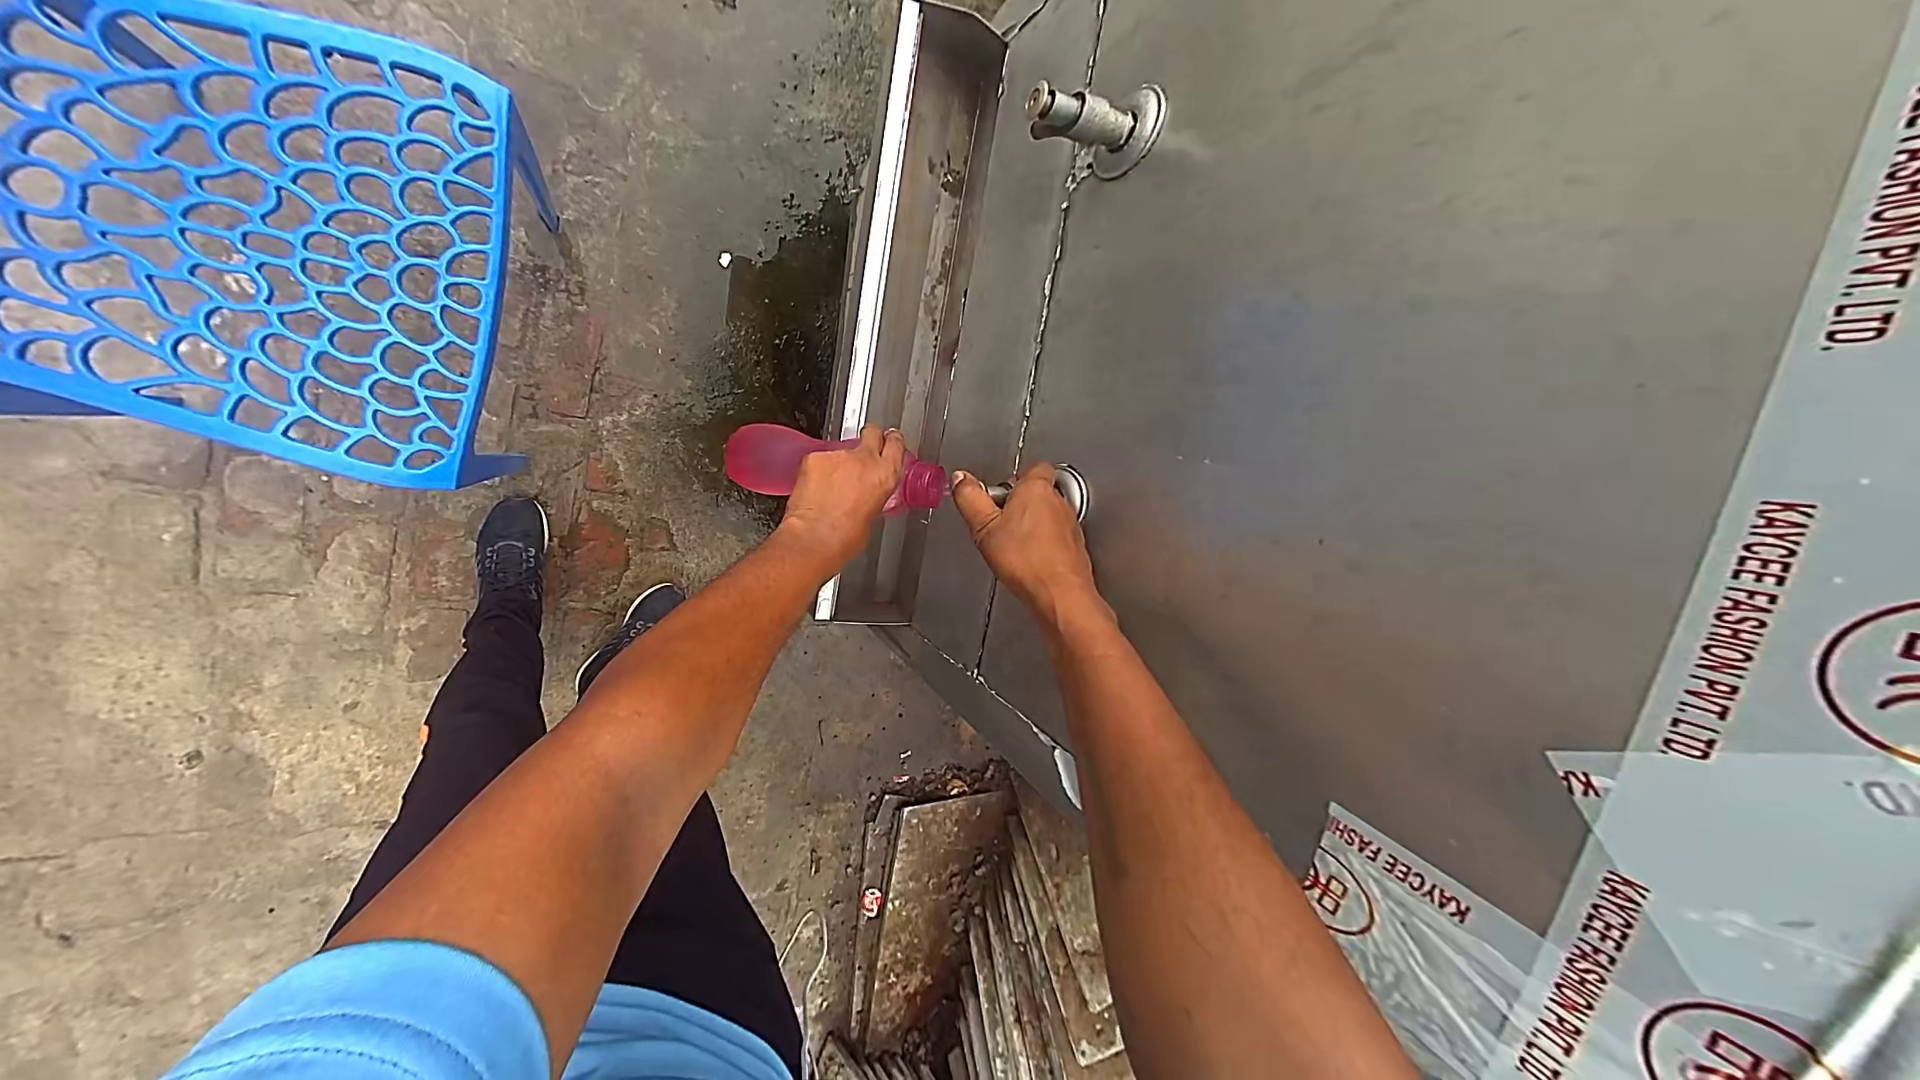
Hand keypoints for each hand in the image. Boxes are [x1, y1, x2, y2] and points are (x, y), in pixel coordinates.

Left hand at [776, 425, 905, 573]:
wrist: (814, 539)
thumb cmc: (844, 537)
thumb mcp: (874, 516)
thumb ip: (875, 496)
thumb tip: (868, 496)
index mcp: (885, 474)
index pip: (895, 443)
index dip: (891, 442)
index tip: (889, 443)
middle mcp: (864, 459)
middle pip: (872, 432)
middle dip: (869, 438)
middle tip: (863, 454)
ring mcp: (838, 455)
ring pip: (841, 450)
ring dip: (838, 464)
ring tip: (831, 488)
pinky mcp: (815, 457)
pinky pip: (819, 459)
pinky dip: (818, 471)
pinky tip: (816, 489)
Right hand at [953, 464, 1110, 630]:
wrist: (1059, 593)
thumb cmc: (1027, 560)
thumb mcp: (984, 527)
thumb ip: (970, 499)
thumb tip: (961, 479)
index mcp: (1036, 488)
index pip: (1031, 468)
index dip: (1013, 480)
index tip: (996, 496)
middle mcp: (1058, 501)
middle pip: (1037, 493)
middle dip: (1018, 505)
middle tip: (998, 523)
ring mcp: (1069, 524)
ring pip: (1046, 516)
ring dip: (1030, 527)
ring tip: (1012, 546)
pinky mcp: (1075, 546)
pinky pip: (1055, 538)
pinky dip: (1042, 545)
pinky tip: (1028, 561)